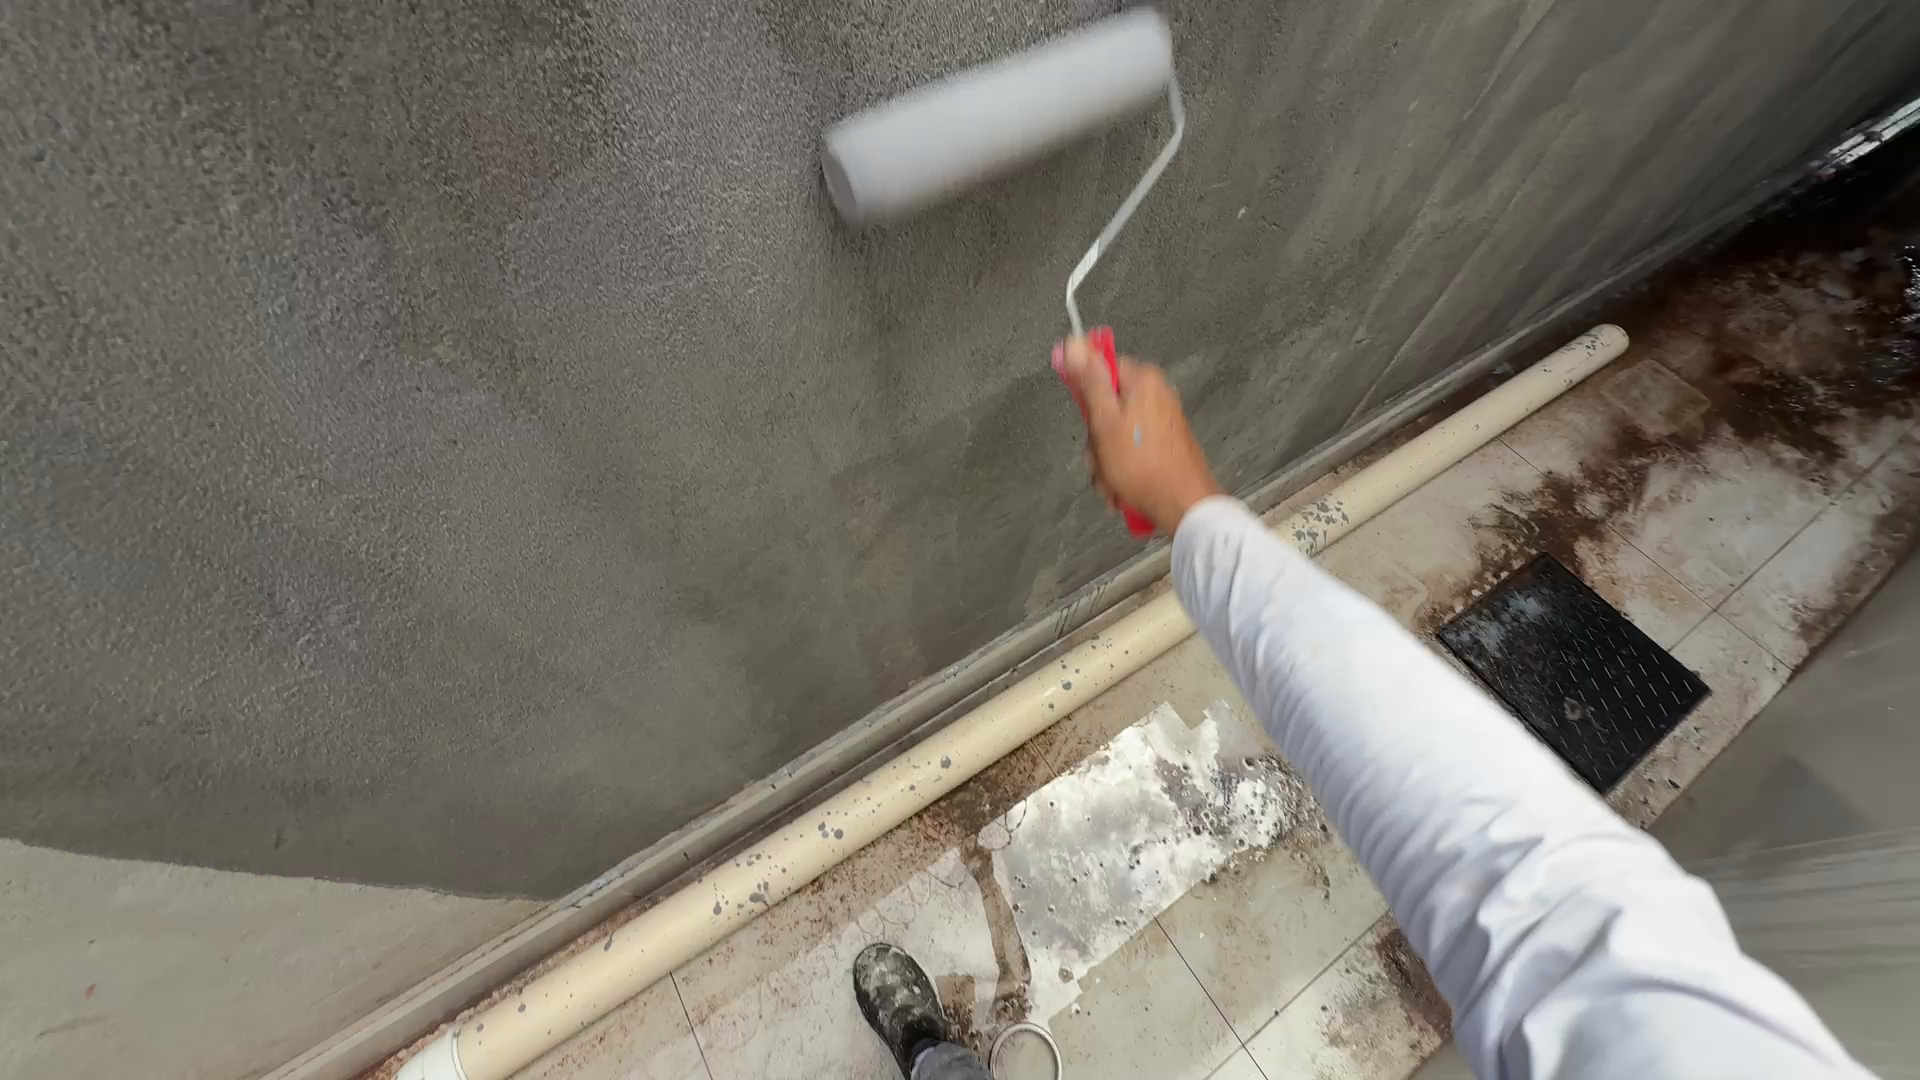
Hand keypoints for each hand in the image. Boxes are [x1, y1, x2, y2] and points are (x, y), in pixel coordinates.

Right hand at [1053, 336, 1222, 533]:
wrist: (1181, 505)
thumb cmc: (1143, 466)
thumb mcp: (1105, 421)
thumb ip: (1090, 381)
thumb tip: (1074, 344)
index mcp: (1143, 381)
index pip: (1101, 367)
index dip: (1085, 391)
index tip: (1083, 414)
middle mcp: (1155, 395)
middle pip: (1105, 405)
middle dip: (1096, 439)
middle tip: (1100, 457)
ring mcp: (1160, 421)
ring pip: (1114, 434)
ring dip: (1104, 461)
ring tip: (1112, 480)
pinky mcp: (1161, 444)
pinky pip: (1128, 450)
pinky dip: (1120, 470)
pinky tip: (1121, 488)